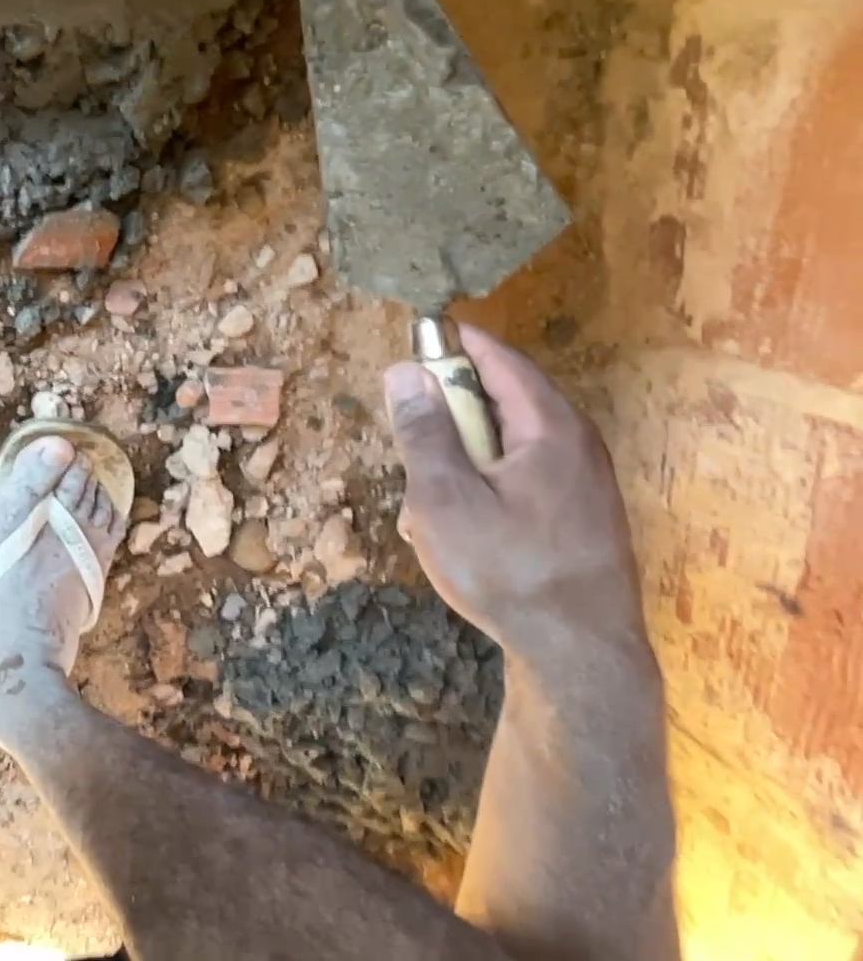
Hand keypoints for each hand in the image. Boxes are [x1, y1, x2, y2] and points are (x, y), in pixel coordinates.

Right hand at [385, 325, 646, 662]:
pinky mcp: (578, 515)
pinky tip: (456, 526)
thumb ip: (424, 431)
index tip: (417, 337)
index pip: (501, 362)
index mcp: (550, 429)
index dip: (457, 345)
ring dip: (459, 458)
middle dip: (449, 413)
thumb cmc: (504, 567)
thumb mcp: (444, 497)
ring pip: (507, 445)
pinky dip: (480, 483)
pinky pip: (519, 476)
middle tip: (408, 439)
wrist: (576, 649)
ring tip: (425, 502)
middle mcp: (577, 446)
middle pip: (504, 401)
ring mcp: (583, 483)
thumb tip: (404, 370)